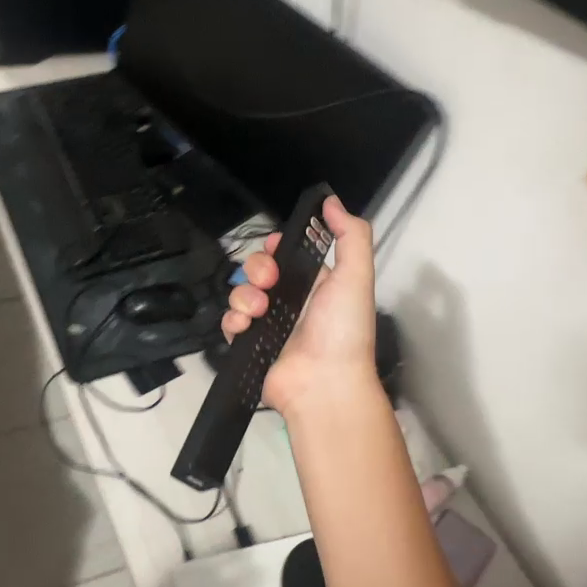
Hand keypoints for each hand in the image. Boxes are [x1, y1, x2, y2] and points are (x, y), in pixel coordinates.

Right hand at [221, 196, 379, 415]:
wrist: (324, 384)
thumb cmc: (343, 331)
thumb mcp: (357, 276)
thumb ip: (350, 236)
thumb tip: (331, 202)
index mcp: (315, 285)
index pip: (287, 255)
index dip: (276, 246)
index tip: (275, 245)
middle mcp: (290, 302)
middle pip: (258, 270)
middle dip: (258, 268)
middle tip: (269, 281)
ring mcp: (267, 325)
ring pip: (240, 294)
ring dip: (244, 296)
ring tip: (258, 311)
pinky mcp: (249, 346)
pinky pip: (229, 324)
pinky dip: (233, 321)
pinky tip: (245, 326)